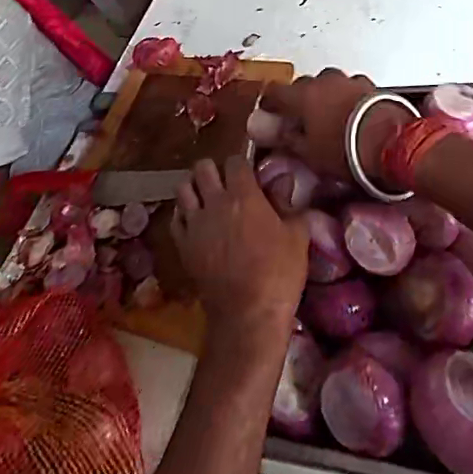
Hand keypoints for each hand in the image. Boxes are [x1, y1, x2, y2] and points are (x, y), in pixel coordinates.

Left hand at [174, 156, 307, 341]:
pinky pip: (175, 218)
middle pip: (202, 168)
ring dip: (194, 188)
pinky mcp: (182, 245)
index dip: (242, 163)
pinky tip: (195, 222)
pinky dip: (184, 214)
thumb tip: (284, 181)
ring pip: (183, 188)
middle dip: (213, 170)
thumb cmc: (279, 272)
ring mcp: (194, 223)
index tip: (249, 173)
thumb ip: (289, 204)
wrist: (248, 312)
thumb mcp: (297, 236)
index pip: (235, 161)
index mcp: (244, 195)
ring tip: (206, 198)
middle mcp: (214, 202)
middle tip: (225, 182)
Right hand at [259, 69, 412, 186]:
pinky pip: (351, 90)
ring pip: (329, 85)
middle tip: (300, 121)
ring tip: (328, 119)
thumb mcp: (307, 152)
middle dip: (299, 100)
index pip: (274, 92)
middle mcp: (324, 81)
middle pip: (303, 85)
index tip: (269, 112)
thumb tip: (265, 130)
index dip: (269, 103)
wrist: (391, 143)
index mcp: (302, 95)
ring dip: (326, 97)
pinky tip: (351, 117)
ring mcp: (349, 82)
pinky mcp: (371, 87)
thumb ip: (284, 137)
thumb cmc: (346, 150)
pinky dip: (347, 100)